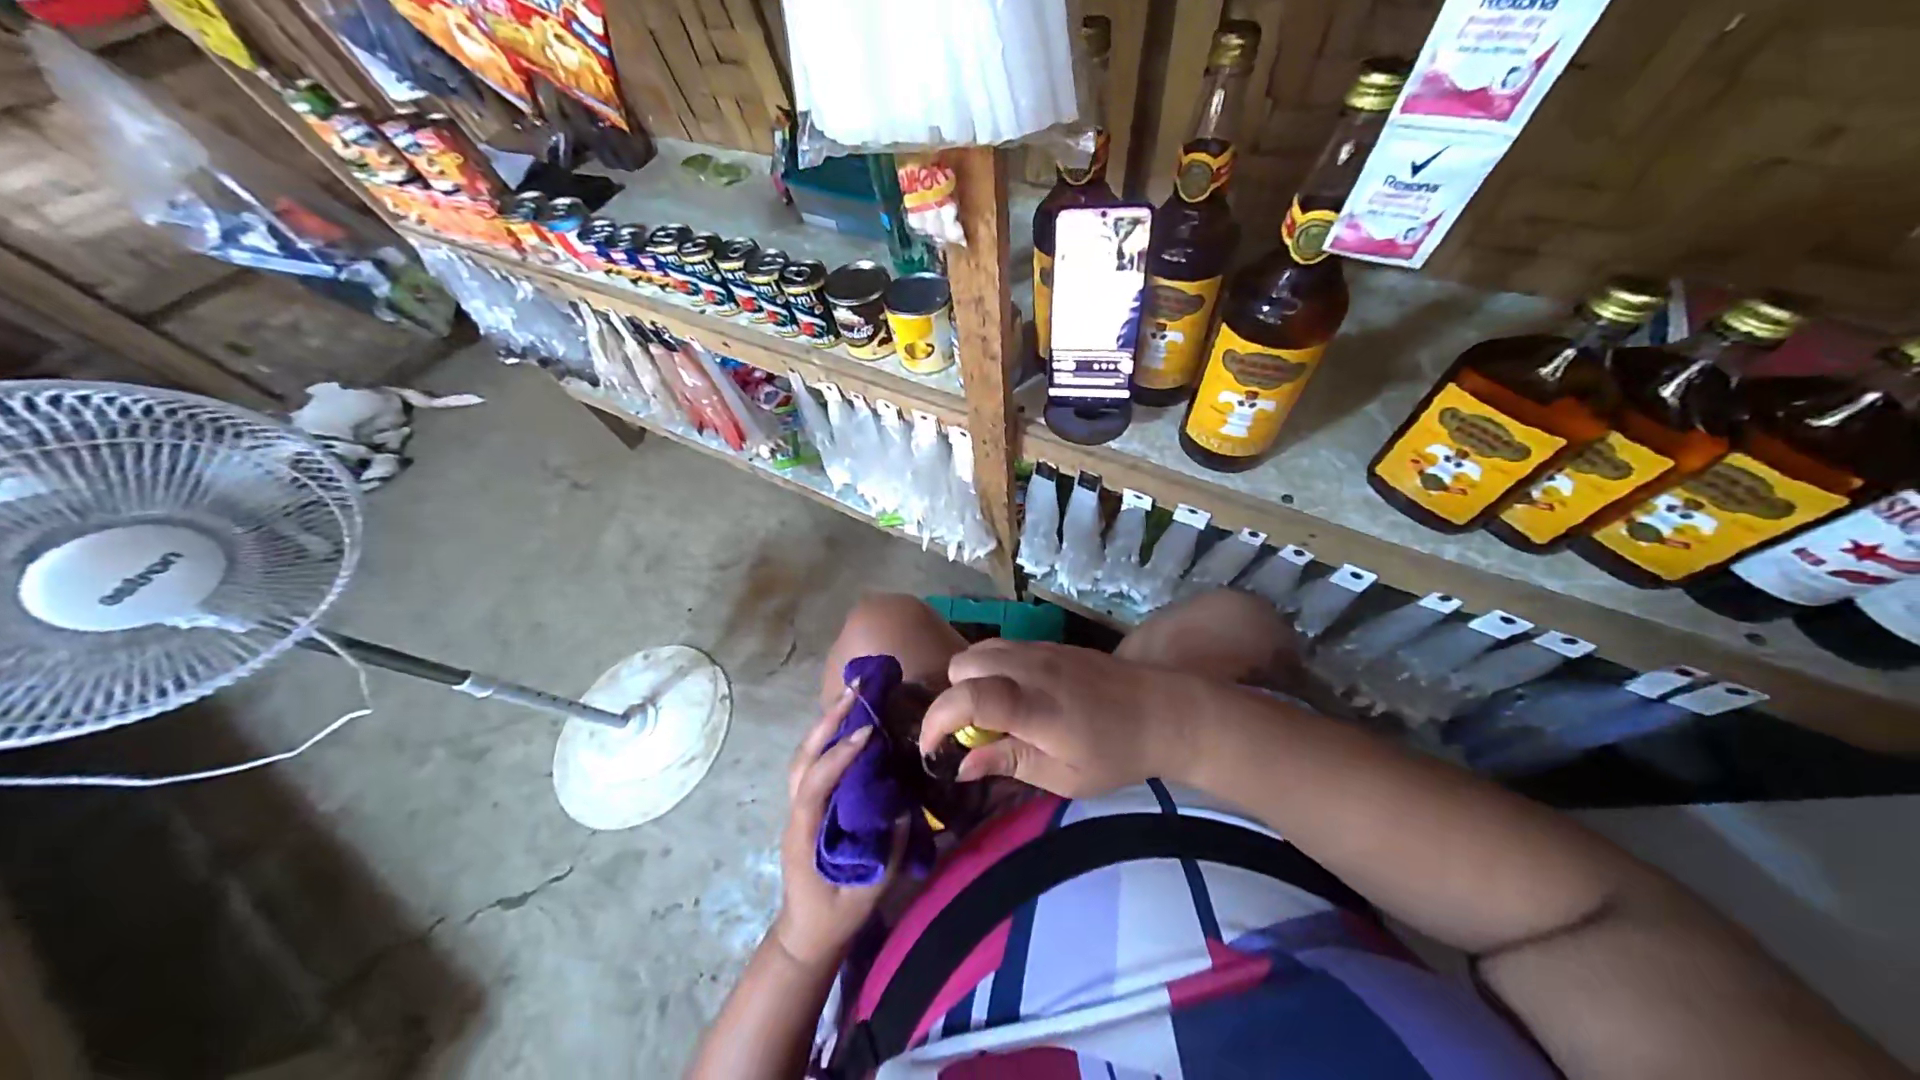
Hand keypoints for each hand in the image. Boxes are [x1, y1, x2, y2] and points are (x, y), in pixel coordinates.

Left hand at [772, 686, 905, 968]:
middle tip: (856, 690)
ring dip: (826, 723)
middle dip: (828, 721)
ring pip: (804, 755)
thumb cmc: (834, 916)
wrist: (805, 934)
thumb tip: (904, 808)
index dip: (838, 757)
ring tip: (852, 695)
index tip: (867, 733)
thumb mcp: (865, 893)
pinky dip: (827, 737)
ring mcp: (797, 806)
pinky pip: (812, 763)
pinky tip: (848, 723)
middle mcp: (796, 812)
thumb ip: (886, 853)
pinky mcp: (807, 804)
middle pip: (803, 758)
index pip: (815, 785)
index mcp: (804, 833)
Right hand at [917, 641, 1202, 797]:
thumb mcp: (1064, 777)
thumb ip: (1009, 764)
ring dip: (970, 680)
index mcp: (1036, 707)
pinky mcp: (1051, 644)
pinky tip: (1015, 696)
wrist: (1168, 711)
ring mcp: (1041, 650)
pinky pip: (1003, 647)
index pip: (968, 698)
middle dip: (953, 698)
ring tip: (990, 714)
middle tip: (970, 732)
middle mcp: (1032, 668)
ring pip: (979, 650)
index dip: (938, 720)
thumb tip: (961, 766)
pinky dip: (991, 668)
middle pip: (963, 664)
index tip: (932, 748)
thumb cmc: (1118, 754)